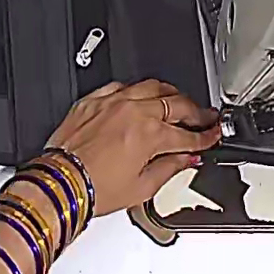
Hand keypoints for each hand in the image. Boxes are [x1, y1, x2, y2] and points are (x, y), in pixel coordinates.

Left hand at [45, 80, 222, 215]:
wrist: (60, 183)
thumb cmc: (94, 187)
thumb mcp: (142, 188)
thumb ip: (170, 168)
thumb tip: (185, 159)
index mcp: (151, 135)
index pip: (189, 134)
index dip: (207, 136)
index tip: (213, 135)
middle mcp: (134, 113)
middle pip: (178, 104)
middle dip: (197, 112)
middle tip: (206, 118)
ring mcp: (113, 103)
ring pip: (153, 86)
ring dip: (171, 94)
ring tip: (179, 102)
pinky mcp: (94, 100)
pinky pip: (122, 85)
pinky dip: (137, 91)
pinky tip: (140, 97)